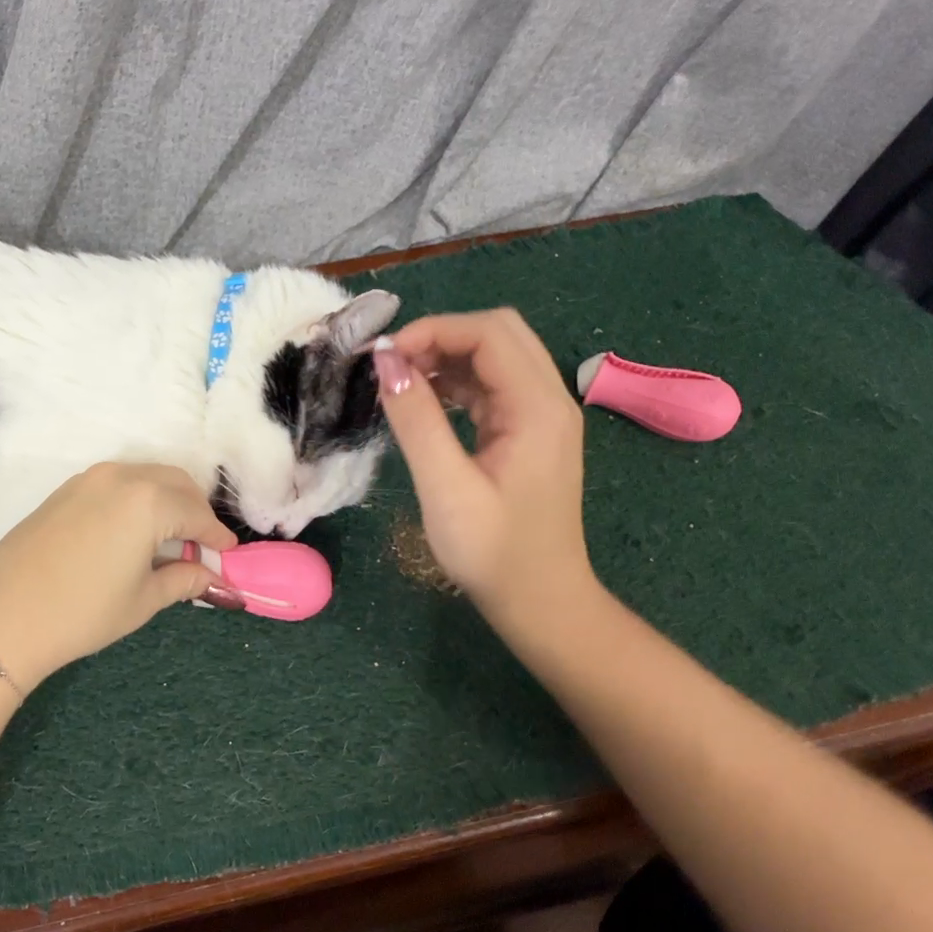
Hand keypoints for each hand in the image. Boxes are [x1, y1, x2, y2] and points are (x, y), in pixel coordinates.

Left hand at [0, 463, 237, 692]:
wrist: (3, 615)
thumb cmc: (82, 612)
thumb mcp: (142, 600)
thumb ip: (183, 580)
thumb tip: (212, 578)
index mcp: (148, 501)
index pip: (196, 513)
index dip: (216, 536)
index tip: (228, 555)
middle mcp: (121, 477)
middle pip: (174, 483)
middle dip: (194, 511)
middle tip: (201, 546)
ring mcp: (89, 479)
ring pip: (144, 477)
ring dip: (166, 500)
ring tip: (170, 539)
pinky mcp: (65, 489)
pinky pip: (116, 484)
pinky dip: (137, 499)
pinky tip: (134, 532)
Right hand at [371, 309, 594, 620]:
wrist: (539, 600)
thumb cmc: (492, 550)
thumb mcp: (446, 487)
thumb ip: (417, 420)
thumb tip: (386, 362)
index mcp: (538, 408)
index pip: (489, 333)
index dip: (433, 331)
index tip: (383, 359)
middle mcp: (549, 400)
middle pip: (498, 333)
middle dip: (441, 336)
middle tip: (392, 367)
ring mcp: (542, 416)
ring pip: (496, 356)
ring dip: (447, 356)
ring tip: (400, 382)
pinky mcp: (529, 432)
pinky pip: (493, 385)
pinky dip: (456, 381)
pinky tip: (424, 401)